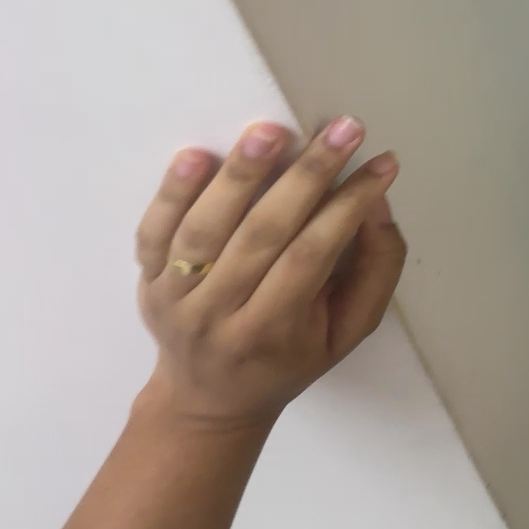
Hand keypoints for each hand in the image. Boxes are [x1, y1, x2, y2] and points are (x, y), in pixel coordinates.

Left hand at [131, 118, 406, 429]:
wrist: (207, 400)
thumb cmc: (294, 356)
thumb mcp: (353, 327)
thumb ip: (377, 267)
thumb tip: (374, 204)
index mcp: (272, 329)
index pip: (313, 254)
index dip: (350, 205)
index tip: (383, 162)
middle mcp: (215, 315)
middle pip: (261, 234)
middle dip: (308, 175)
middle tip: (343, 128)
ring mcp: (172, 297)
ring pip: (205, 228)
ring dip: (239, 174)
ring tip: (270, 130)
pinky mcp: (145, 279)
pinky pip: (152, 234)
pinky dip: (171, 194)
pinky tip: (196, 155)